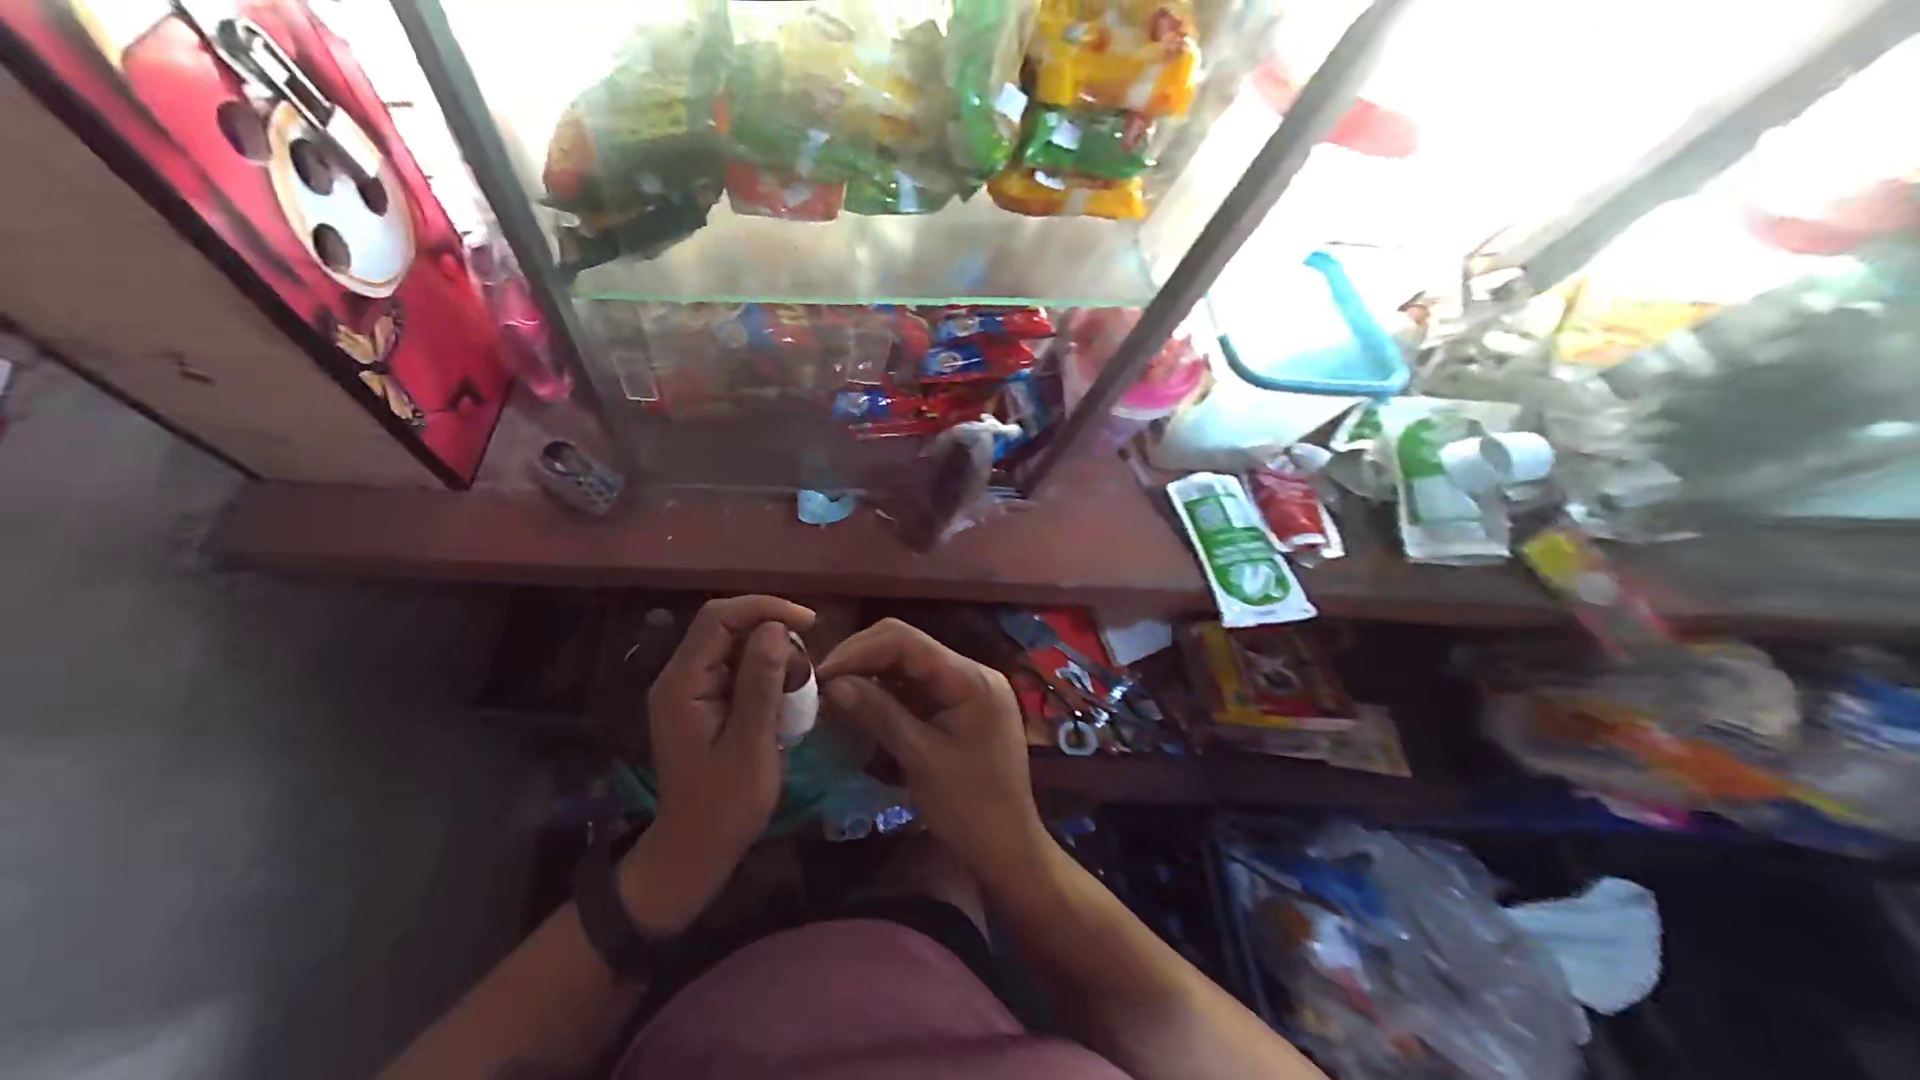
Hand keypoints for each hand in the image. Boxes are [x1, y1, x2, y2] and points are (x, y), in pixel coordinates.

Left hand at [641, 596, 814, 903]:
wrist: (695, 851)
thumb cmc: (725, 806)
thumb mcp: (751, 745)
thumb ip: (760, 684)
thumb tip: (775, 629)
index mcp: (682, 683)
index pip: (718, 618)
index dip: (764, 608)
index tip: (808, 622)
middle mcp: (680, 677)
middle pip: (726, 627)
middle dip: (772, 634)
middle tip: (806, 667)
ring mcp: (690, 689)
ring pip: (735, 646)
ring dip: (772, 655)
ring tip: (799, 686)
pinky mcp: (704, 701)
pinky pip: (737, 669)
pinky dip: (766, 674)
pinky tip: (785, 698)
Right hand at [818, 618, 1049, 888]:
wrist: (1010, 850)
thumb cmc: (970, 809)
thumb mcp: (921, 760)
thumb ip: (879, 714)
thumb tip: (832, 684)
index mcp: (972, 679)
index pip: (907, 642)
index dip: (858, 651)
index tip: (821, 675)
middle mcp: (972, 673)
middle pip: (907, 647)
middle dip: (861, 660)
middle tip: (821, 686)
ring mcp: (967, 690)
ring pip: (909, 667)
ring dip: (870, 676)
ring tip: (833, 696)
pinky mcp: (960, 708)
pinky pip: (917, 689)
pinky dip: (887, 695)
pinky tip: (859, 708)